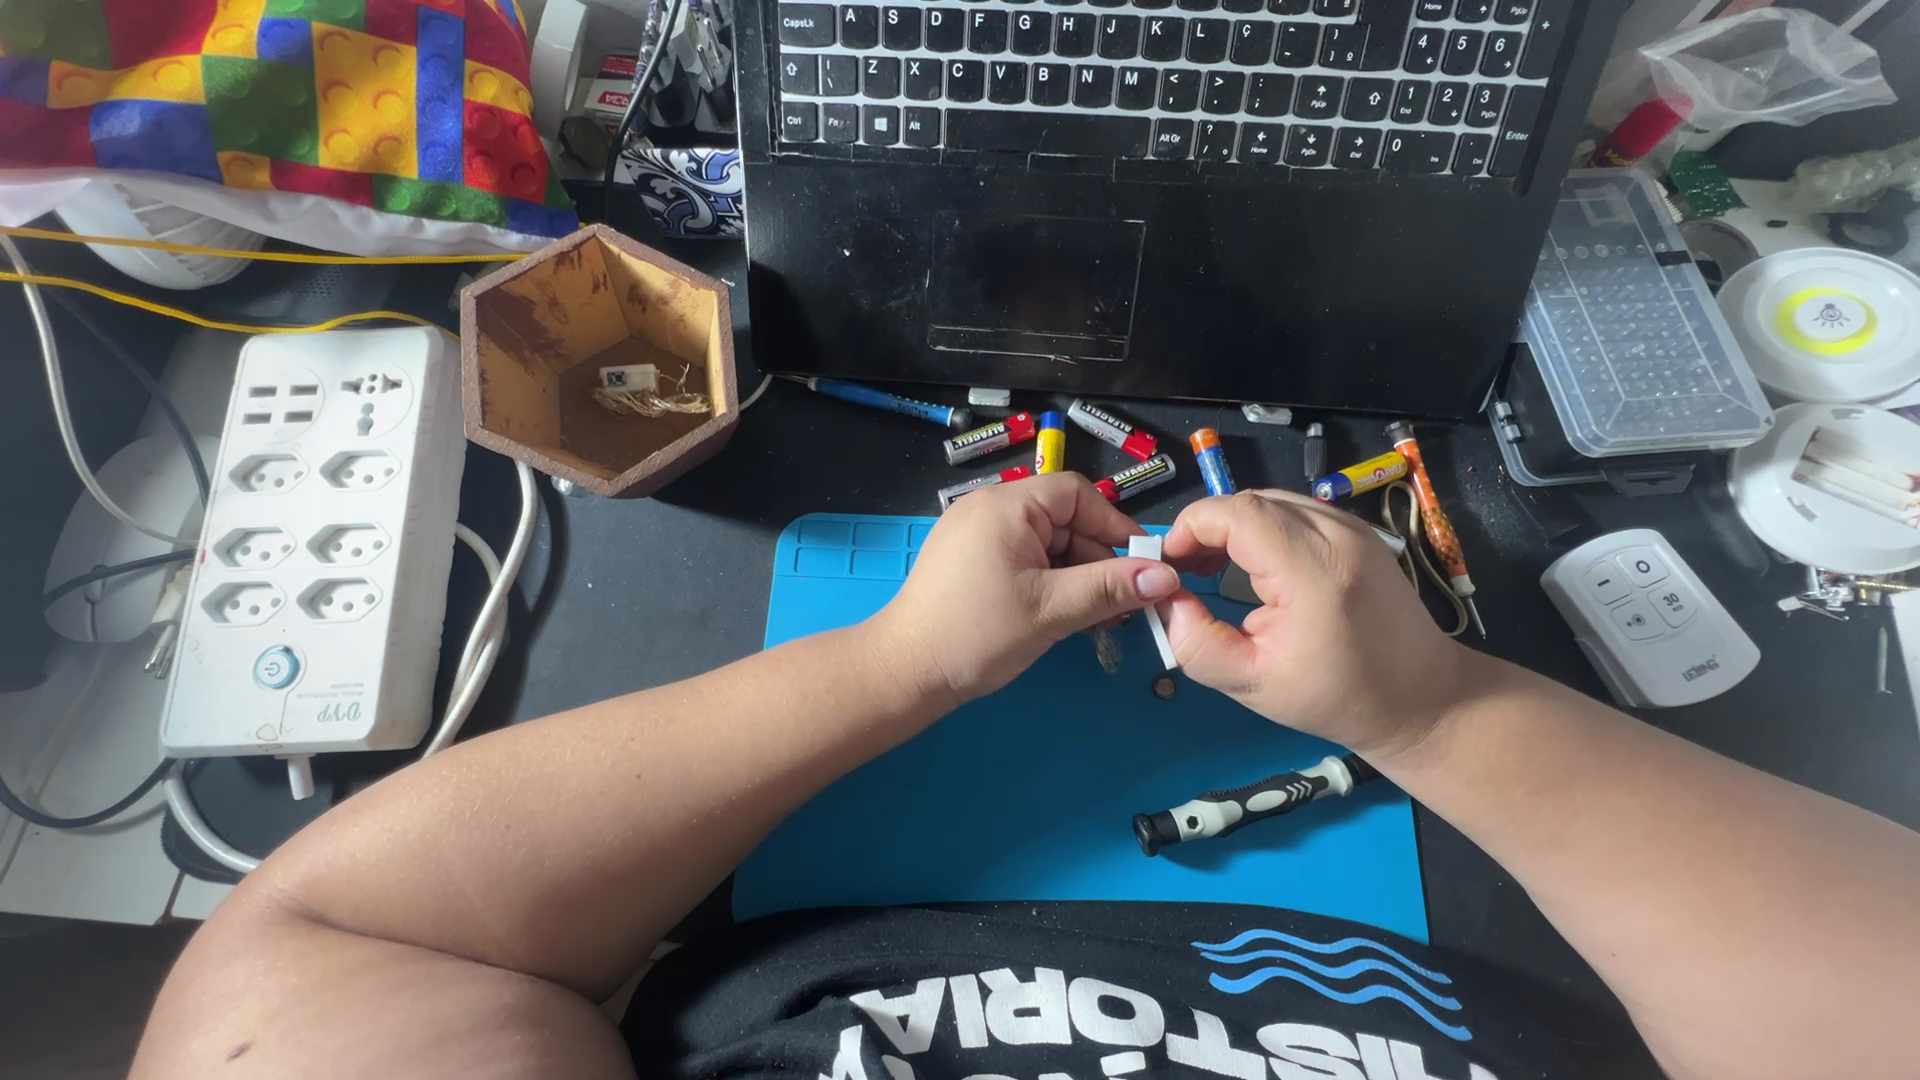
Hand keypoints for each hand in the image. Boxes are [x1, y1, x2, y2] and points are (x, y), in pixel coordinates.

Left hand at [872, 473, 1181, 706]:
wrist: (907, 672)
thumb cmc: (977, 634)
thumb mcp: (1052, 610)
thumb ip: (1111, 588)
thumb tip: (1167, 576)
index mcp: (1006, 506)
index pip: (1076, 494)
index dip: (1114, 526)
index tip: (1142, 566)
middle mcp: (988, 509)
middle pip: (1063, 521)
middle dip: (1096, 561)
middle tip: (1120, 607)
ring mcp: (976, 534)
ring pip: (1046, 545)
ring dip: (1076, 578)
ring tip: (1095, 619)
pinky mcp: (970, 560)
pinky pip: (1024, 559)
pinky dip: (1049, 583)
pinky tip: (1065, 615)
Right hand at [1160, 491, 1469, 758]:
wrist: (1424, 698)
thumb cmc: (1338, 696)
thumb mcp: (1251, 684)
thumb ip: (1194, 642)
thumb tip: (1165, 599)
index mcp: (1314, 569)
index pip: (1234, 513)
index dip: (1188, 529)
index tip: (1168, 566)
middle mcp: (1337, 533)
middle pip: (1246, 501)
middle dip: (1202, 529)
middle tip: (1183, 572)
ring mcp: (1352, 526)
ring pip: (1266, 501)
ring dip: (1228, 528)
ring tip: (1209, 568)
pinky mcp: (1356, 530)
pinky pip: (1289, 511)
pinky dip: (1256, 529)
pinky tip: (1248, 564)